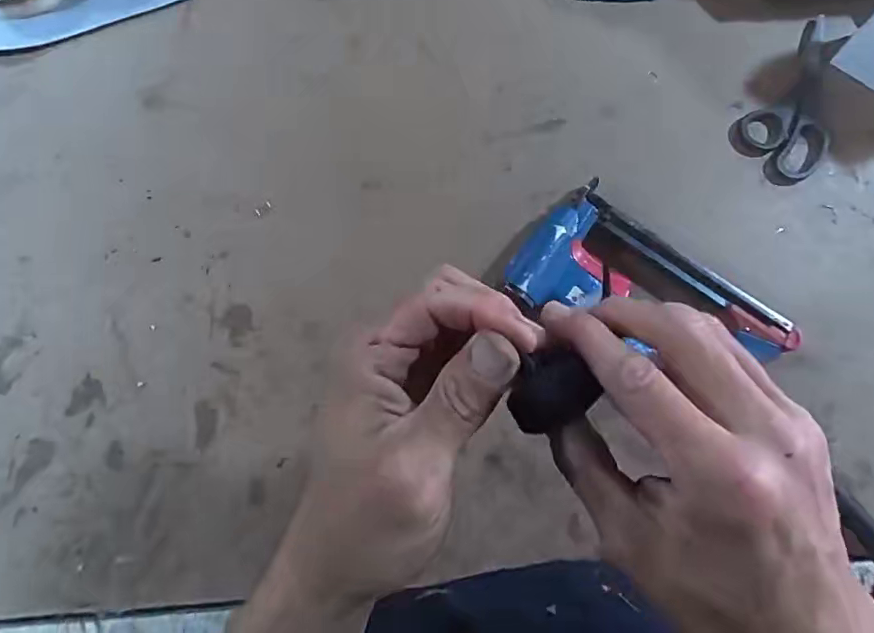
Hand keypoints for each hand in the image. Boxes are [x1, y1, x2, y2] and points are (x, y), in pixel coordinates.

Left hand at [233, 267, 544, 632]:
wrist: (338, 575)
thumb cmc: (366, 524)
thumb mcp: (414, 465)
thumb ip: (458, 400)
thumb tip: (506, 341)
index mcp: (371, 354)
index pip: (433, 302)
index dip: (483, 308)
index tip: (529, 338)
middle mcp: (387, 348)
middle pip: (446, 298)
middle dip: (491, 310)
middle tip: (534, 343)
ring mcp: (405, 368)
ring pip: (458, 321)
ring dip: (496, 328)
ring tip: (535, 352)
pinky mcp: (426, 390)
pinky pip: (463, 352)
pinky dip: (492, 352)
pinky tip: (518, 367)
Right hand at [542, 298, 873, 632]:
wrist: (811, 628)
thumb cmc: (713, 598)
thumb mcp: (632, 544)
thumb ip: (586, 466)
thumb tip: (557, 405)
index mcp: (718, 472)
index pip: (641, 378)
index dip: (592, 339)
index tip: (555, 318)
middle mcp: (762, 429)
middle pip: (682, 333)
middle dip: (623, 313)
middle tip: (583, 317)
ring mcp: (790, 415)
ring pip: (712, 331)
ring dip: (656, 318)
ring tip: (616, 326)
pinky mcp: (800, 412)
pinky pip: (735, 353)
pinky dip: (690, 339)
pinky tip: (662, 349)